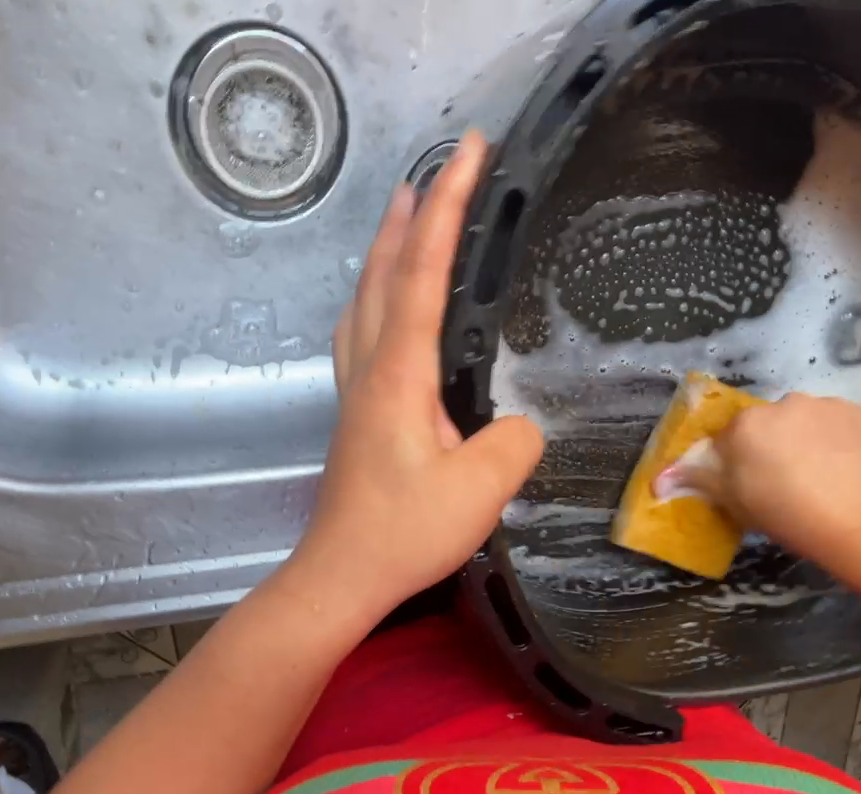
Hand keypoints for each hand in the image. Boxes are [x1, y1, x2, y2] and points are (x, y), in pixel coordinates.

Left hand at [288, 132, 543, 621]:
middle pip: (381, 275)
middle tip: (434, 170)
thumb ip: (513, 443)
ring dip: (382, 253)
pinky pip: (359, 335)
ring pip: (361, 303)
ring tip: (404, 220)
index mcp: (398, 375)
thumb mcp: (480, 489)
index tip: (468, 152)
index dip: (447, 208)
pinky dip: (372, 298)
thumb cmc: (404, 534)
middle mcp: (369, 372)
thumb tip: (518, 426)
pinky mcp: (355, 418)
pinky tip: (381, 308)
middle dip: (410, 215)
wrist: (342, 575)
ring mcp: (355, 394)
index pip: (422, 274)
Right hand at [659, 392, 860, 554]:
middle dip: (770, 447)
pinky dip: (840, 443)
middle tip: (782, 484)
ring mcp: (830, 405)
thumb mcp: (734, 503)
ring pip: (807, 421)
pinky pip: (842, 426)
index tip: (747, 487)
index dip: (734, 463)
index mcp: (746, 424)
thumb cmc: (787, 513)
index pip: (728, 438)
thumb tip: (659, 481)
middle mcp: (785, 403)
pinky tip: (846, 472)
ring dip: (805, 441)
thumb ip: (697, 482)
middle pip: (768, 425)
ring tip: (819, 479)